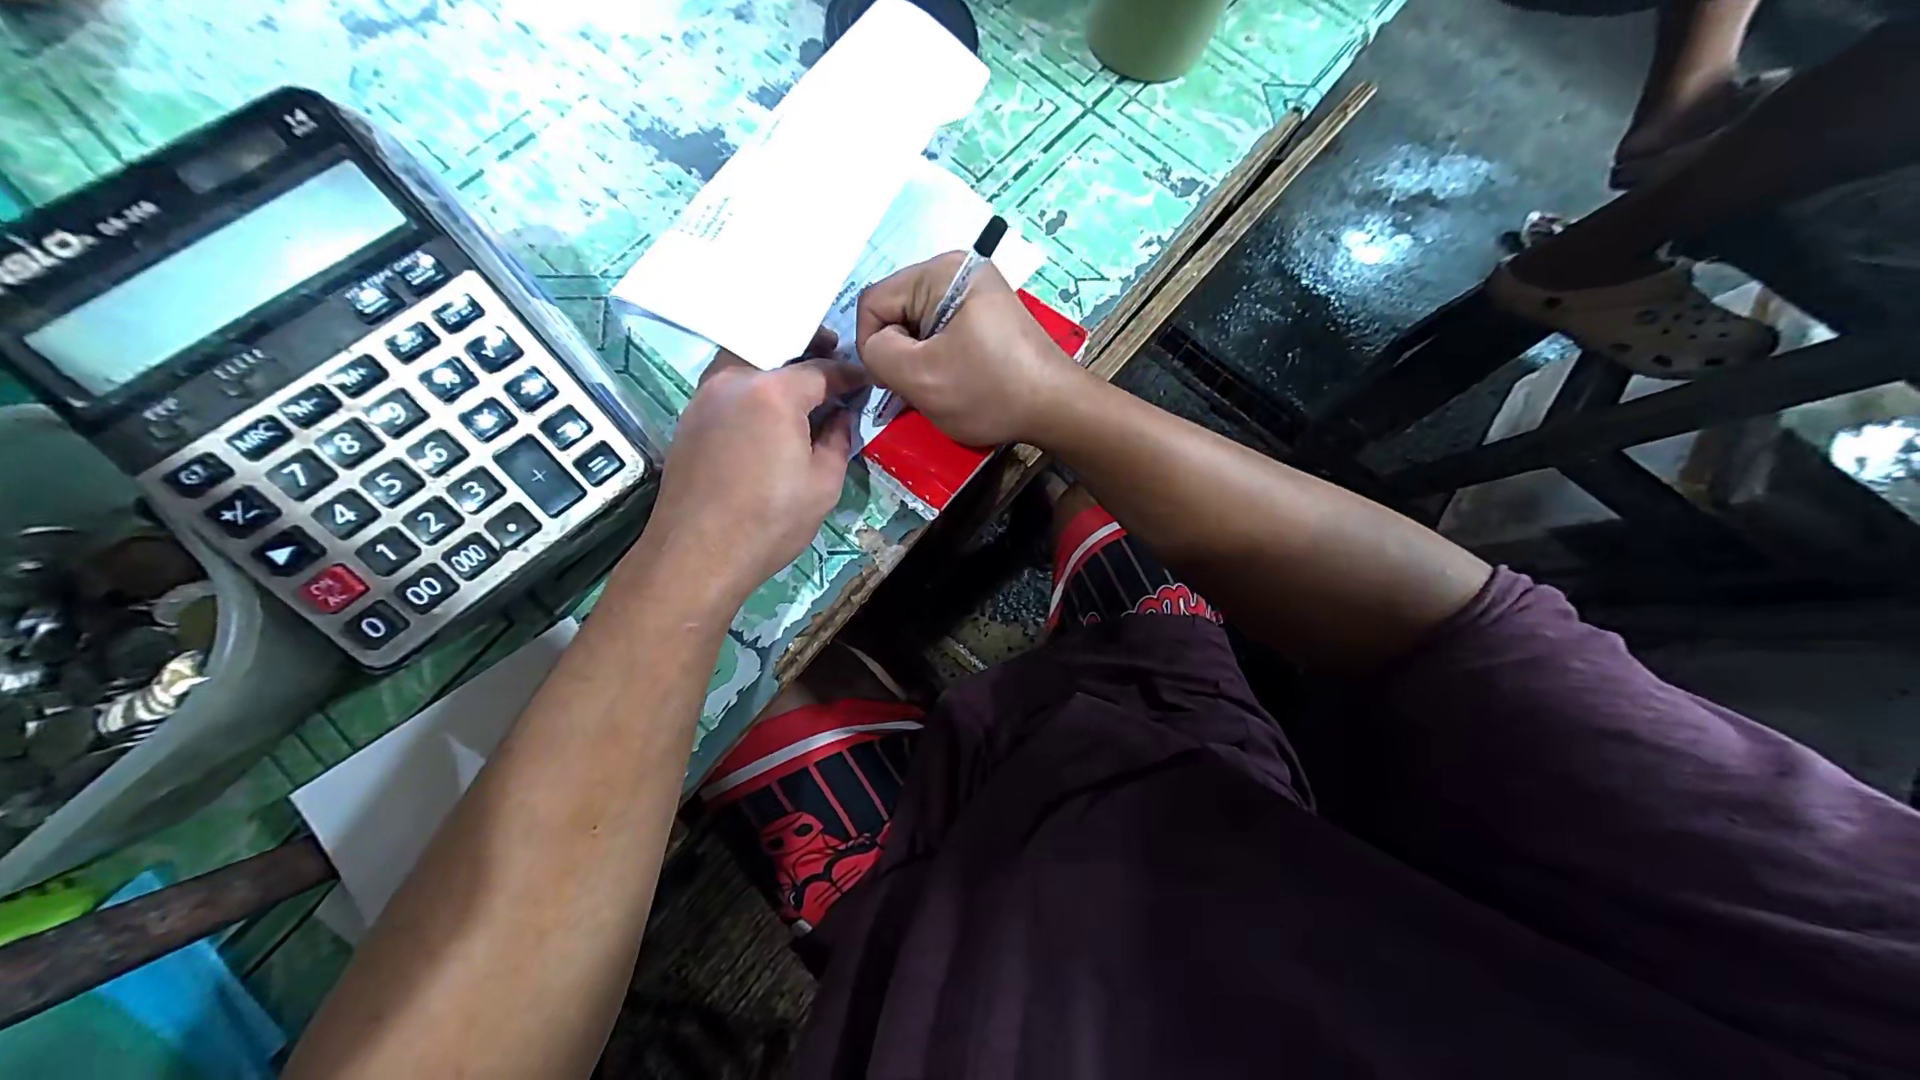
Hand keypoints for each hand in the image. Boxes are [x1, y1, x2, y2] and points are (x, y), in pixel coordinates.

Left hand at [627, 331, 867, 610]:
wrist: (696, 554)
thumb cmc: (769, 521)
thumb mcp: (823, 485)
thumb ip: (837, 440)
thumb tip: (840, 417)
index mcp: (773, 392)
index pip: (821, 370)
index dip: (848, 374)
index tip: (865, 381)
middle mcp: (733, 381)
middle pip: (776, 347)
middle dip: (807, 347)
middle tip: (831, 354)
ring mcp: (704, 397)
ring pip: (745, 361)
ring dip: (774, 363)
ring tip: (799, 383)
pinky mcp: (689, 419)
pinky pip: (727, 386)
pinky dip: (752, 385)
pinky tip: (767, 411)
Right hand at [856, 252, 1085, 446]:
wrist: (1055, 408)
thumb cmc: (989, 392)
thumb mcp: (920, 378)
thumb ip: (878, 354)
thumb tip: (875, 347)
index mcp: (941, 271)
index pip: (873, 302)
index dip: (874, 346)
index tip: (896, 380)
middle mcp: (956, 270)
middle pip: (895, 311)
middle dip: (900, 354)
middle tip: (923, 386)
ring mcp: (974, 292)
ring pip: (916, 327)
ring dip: (919, 361)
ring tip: (943, 386)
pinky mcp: (985, 315)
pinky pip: (940, 334)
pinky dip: (939, 360)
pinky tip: (957, 381)